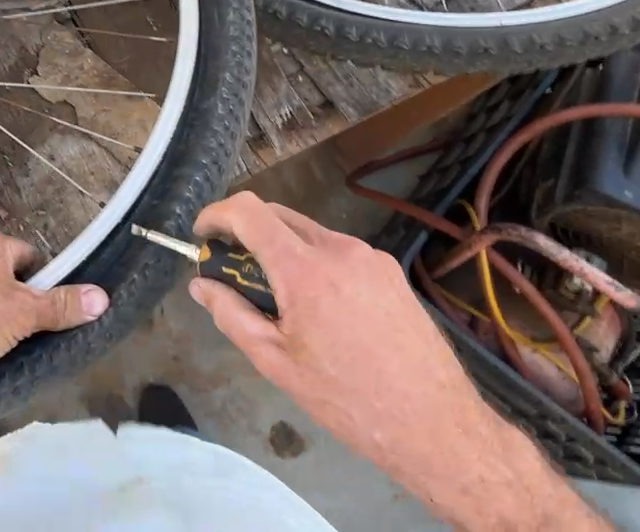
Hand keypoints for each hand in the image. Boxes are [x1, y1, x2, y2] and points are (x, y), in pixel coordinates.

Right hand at [186, 193, 497, 477]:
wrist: (439, 428)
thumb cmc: (347, 399)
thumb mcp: (276, 362)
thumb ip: (231, 315)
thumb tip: (200, 285)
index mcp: (304, 270)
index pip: (247, 211)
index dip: (215, 213)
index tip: (202, 235)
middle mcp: (338, 250)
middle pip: (276, 215)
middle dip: (245, 233)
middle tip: (234, 272)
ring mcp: (370, 258)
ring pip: (308, 232)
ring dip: (281, 249)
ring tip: (280, 299)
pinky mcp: (391, 271)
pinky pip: (338, 251)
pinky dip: (313, 262)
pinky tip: (320, 307)